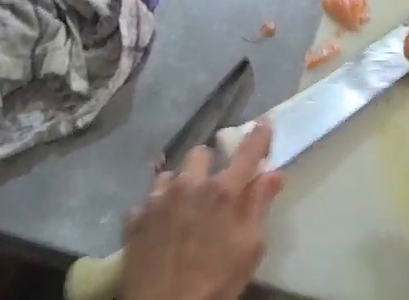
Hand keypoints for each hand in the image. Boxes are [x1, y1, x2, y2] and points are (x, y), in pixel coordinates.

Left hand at [121, 122, 284, 299]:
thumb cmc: (216, 282)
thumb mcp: (250, 248)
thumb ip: (260, 206)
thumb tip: (273, 174)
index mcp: (223, 192)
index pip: (247, 152)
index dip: (259, 136)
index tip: (264, 125)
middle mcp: (190, 184)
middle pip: (201, 153)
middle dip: (209, 163)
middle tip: (213, 186)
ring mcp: (158, 199)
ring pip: (171, 174)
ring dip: (180, 185)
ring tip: (183, 208)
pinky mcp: (135, 218)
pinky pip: (148, 200)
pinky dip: (156, 209)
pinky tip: (160, 228)